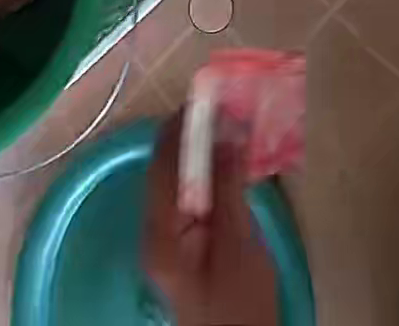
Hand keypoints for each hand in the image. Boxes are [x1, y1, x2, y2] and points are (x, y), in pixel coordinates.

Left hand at [143, 111, 280, 325]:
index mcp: (161, 233)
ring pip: (180, 176)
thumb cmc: (241, 305)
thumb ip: (229, 184)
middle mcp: (156, 230)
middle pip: (168, 166)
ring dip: (203, 146)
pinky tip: (231, 155)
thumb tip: (229, 128)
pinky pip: (192, 191)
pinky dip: (209, 168)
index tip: (209, 94)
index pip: (164, 162)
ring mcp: (170, 236)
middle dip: (193, 131)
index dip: (183, 125)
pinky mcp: (186, 240)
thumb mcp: (239, 243)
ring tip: (230, 118)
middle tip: (225, 102)